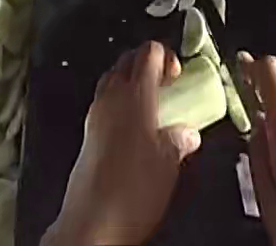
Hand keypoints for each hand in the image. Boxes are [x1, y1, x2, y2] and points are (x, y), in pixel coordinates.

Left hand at [42, 41, 201, 245]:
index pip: (149, 52)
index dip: (165, 56)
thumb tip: (188, 133)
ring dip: (132, 80)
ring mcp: (96, 111)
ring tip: (151, 103)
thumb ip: (179, 141)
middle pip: (128, 59)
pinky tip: (133, 125)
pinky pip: (104, 99)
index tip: (177, 74)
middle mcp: (112, 95)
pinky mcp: (88, 130)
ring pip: (114, 76)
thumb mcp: (168, 165)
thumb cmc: (133, 190)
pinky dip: (119, 100)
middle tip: (166, 83)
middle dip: (148, 63)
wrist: (90, 224)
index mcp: (135, 93)